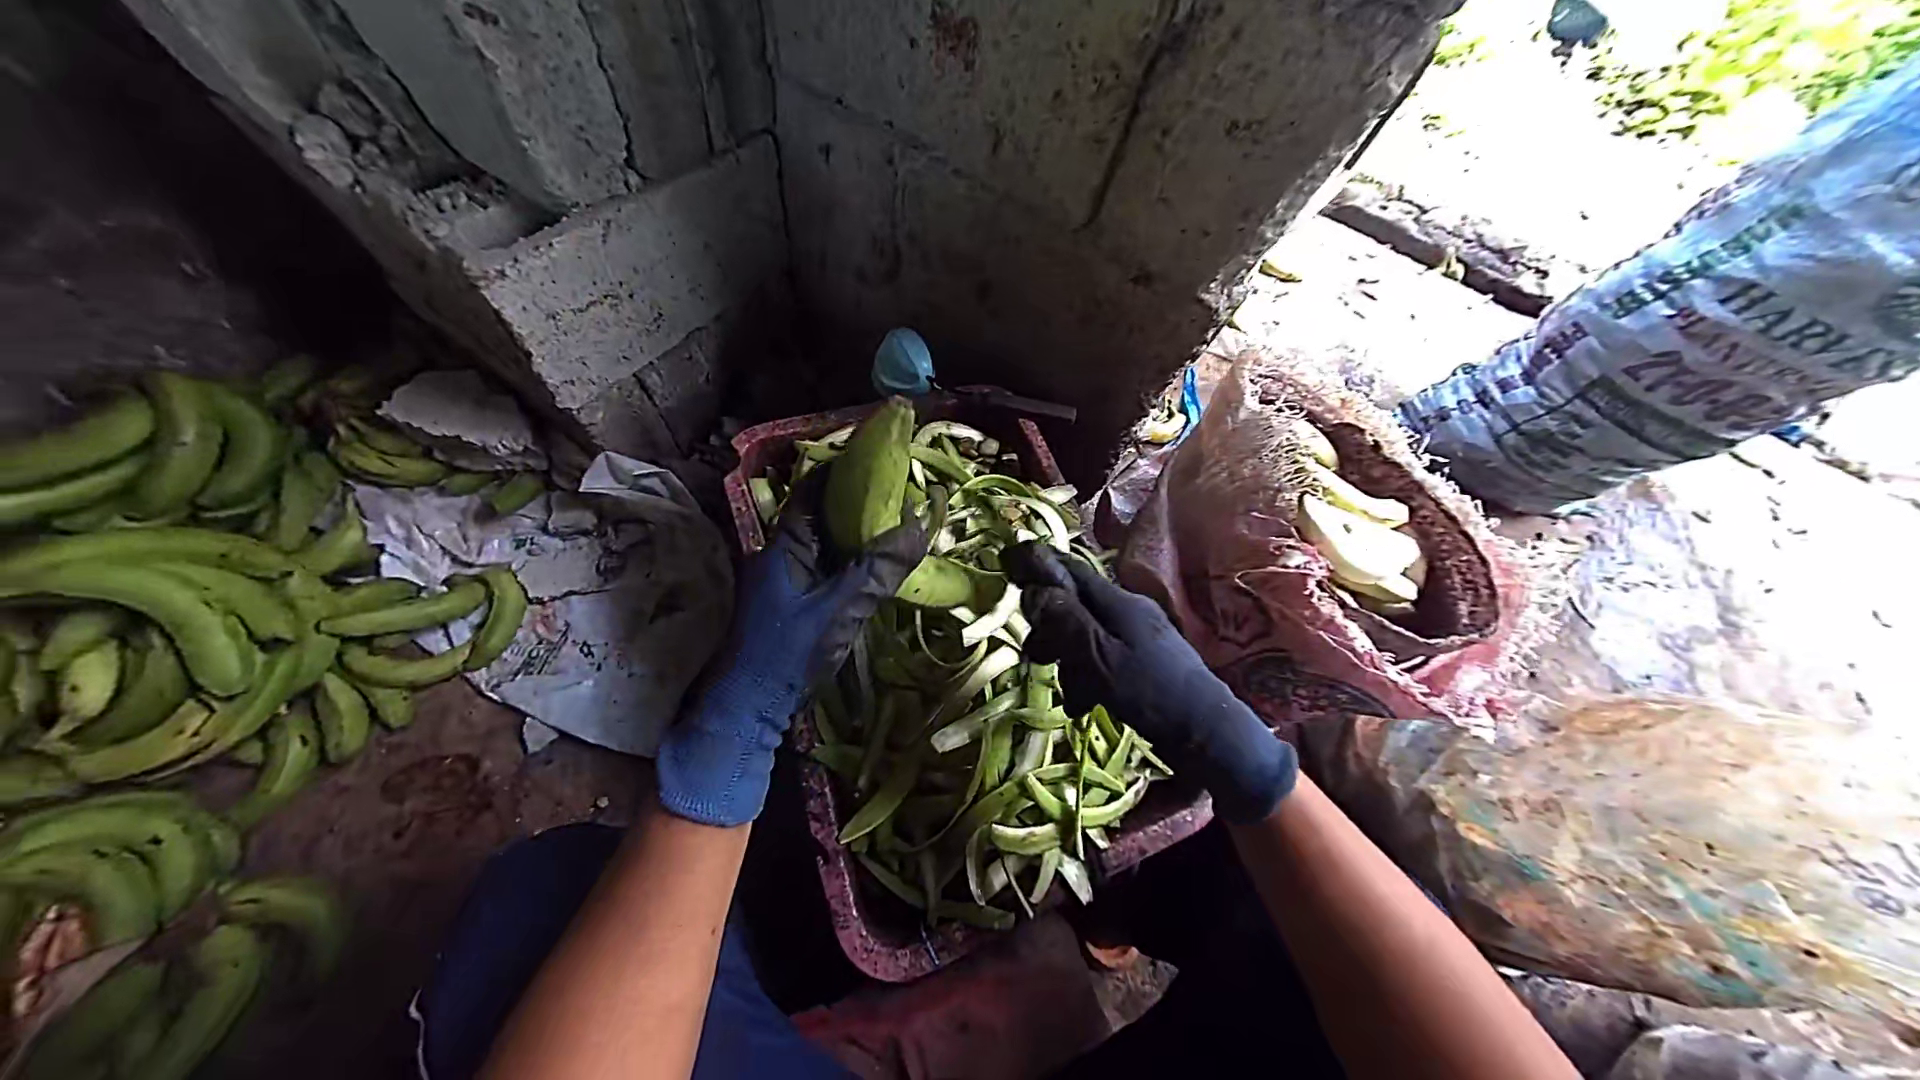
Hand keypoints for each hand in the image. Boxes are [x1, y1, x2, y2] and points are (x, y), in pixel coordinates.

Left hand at [659, 472, 925, 825]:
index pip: (813, 491)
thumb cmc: (785, 655)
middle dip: (859, 498)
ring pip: (828, 541)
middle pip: (823, 513)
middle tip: (901, 487)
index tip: (878, 453)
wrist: (748, 708)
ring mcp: (789, 580)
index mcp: (784, 547)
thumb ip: (876, 571)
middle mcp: (783, 555)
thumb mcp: (837, 611)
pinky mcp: (798, 602)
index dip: (843, 468)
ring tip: (899, 516)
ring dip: (858, 529)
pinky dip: (854, 557)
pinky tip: (879, 560)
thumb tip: (919, 527)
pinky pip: (831, 566)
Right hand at [1003, 543, 1294, 822]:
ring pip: (1087, 634)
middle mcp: (1128, 611)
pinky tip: (1087, 702)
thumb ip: (1067, 624)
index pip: (1070, 571)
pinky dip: (1089, 674)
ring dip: (1069, 659)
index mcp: (1118, 603)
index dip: (1038, 565)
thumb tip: (1035, 590)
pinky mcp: (1145, 660)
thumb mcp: (1101, 659)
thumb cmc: (1153, 694)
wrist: (1211, 735)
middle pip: (1075, 605)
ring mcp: (1139, 635)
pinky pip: (1104, 655)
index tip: (1007, 561)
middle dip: (1051, 629)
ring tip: (1069, 693)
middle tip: (1036, 656)